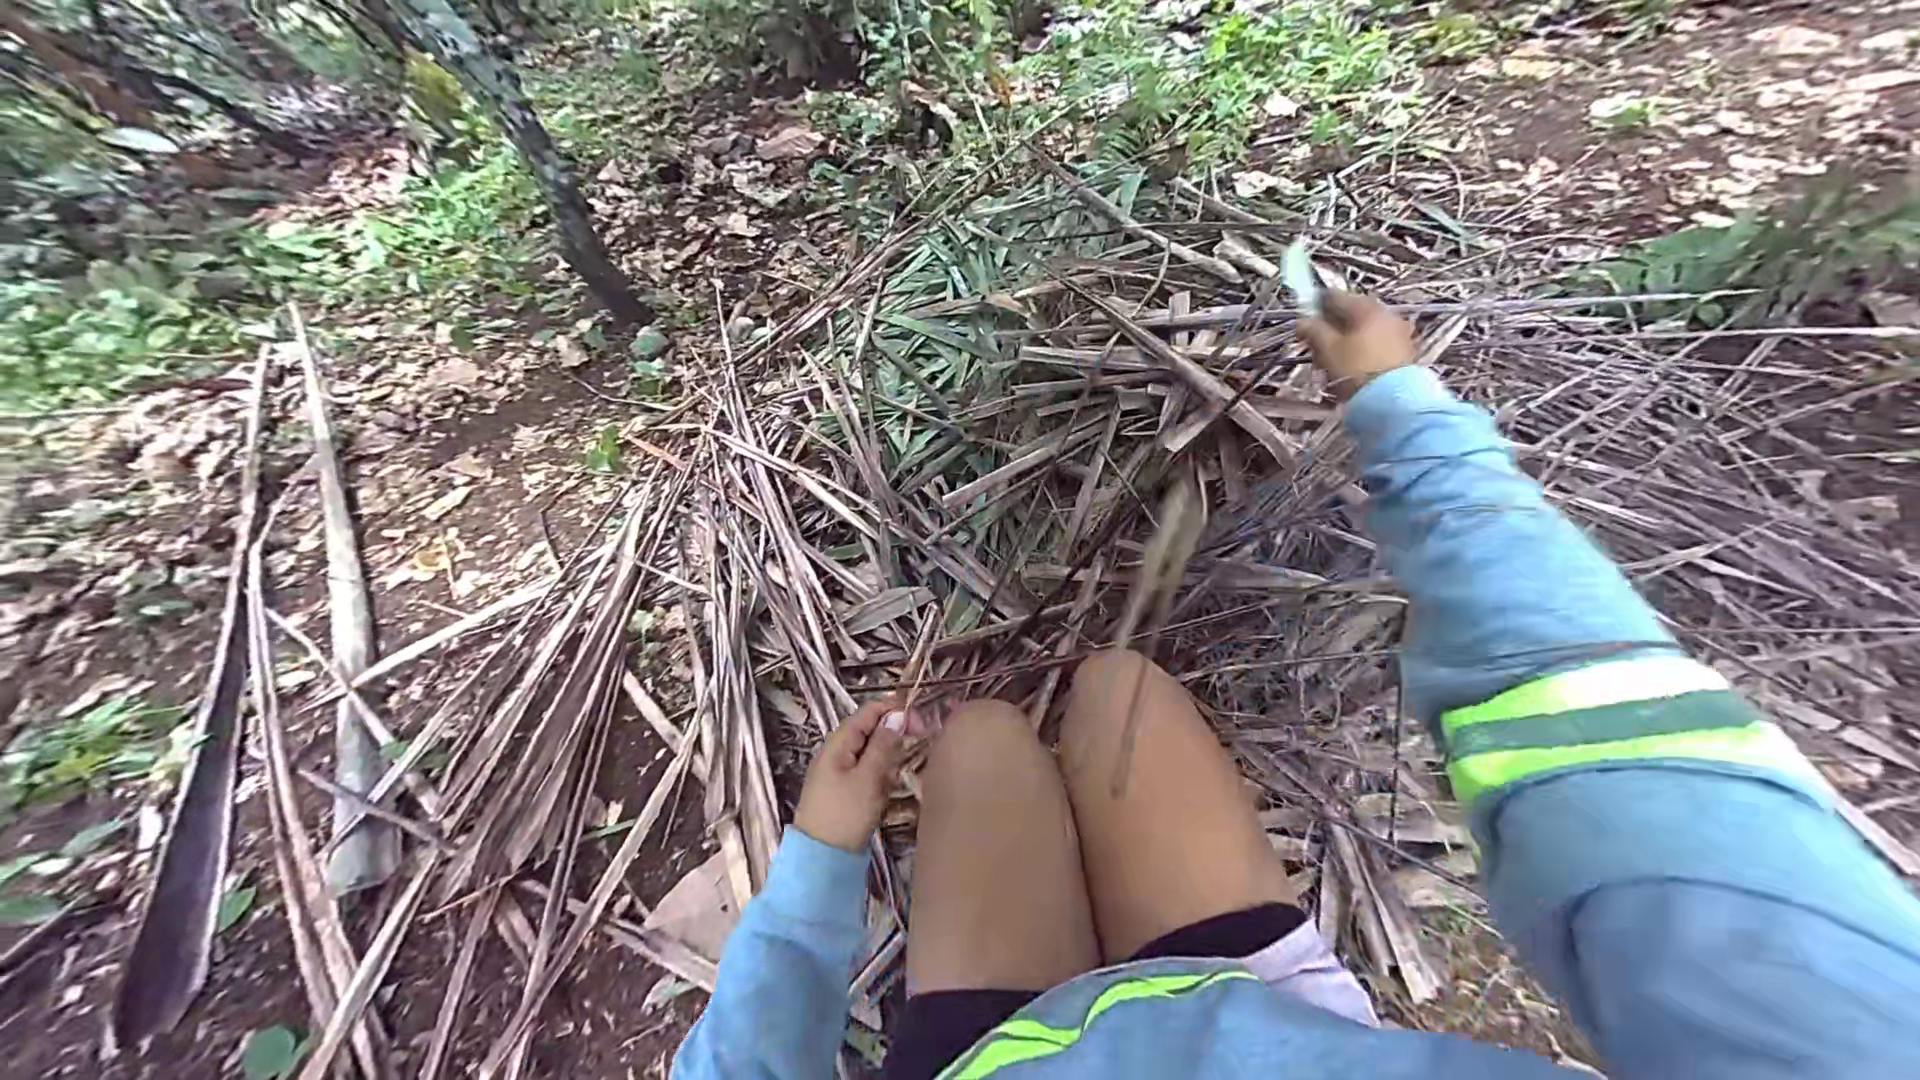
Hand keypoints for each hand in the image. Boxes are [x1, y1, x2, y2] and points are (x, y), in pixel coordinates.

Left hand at [793, 699, 917, 851]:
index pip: (868, 712)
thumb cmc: (844, 815)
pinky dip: (880, 777)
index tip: (920, 720)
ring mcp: (840, 772)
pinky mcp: (845, 790)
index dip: (894, 710)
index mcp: (839, 743)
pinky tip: (885, 791)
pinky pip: (868, 773)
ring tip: (892, 780)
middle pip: (871, 731)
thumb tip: (897, 716)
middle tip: (912, 750)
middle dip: (892, 738)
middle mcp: (837, 752)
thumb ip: (883, 745)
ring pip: (872, 753)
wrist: (820, 861)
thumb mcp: (868, 778)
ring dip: (887, 761)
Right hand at [1297, 292, 1416, 399]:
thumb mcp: (1327, 349)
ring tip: (1329, 361)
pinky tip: (1347, 366)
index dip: (1316, 305)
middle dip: (1330, 327)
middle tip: (1314, 344)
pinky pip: (1373, 343)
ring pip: (1361, 330)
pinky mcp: (1402, 351)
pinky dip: (1358, 350)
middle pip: (1350, 314)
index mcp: (1366, 309)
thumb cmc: (1355, 369)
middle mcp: (1386, 315)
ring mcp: (1397, 332)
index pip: (1336, 297)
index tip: (1303, 317)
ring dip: (1343, 341)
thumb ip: (1313, 331)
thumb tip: (1302, 322)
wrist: (1389, 399)